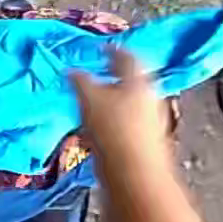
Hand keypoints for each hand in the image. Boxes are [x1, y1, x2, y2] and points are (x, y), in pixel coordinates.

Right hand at [70, 47, 174, 165]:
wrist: (133, 172)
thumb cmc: (111, 129)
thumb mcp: (88, 98)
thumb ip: (79, 80)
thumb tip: (71, 71)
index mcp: (138, 80)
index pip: (126, 57)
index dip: (111, 50)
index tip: (100, 48)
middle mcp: (150, 96)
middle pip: (131, 80)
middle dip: (112, 78)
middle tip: (95, 76)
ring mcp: (151, 120)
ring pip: (129, 102)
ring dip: (112, 100)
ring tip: (93, 102)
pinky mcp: (145, 140)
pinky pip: (127, 122)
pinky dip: (114, 118)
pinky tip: (100, 127)